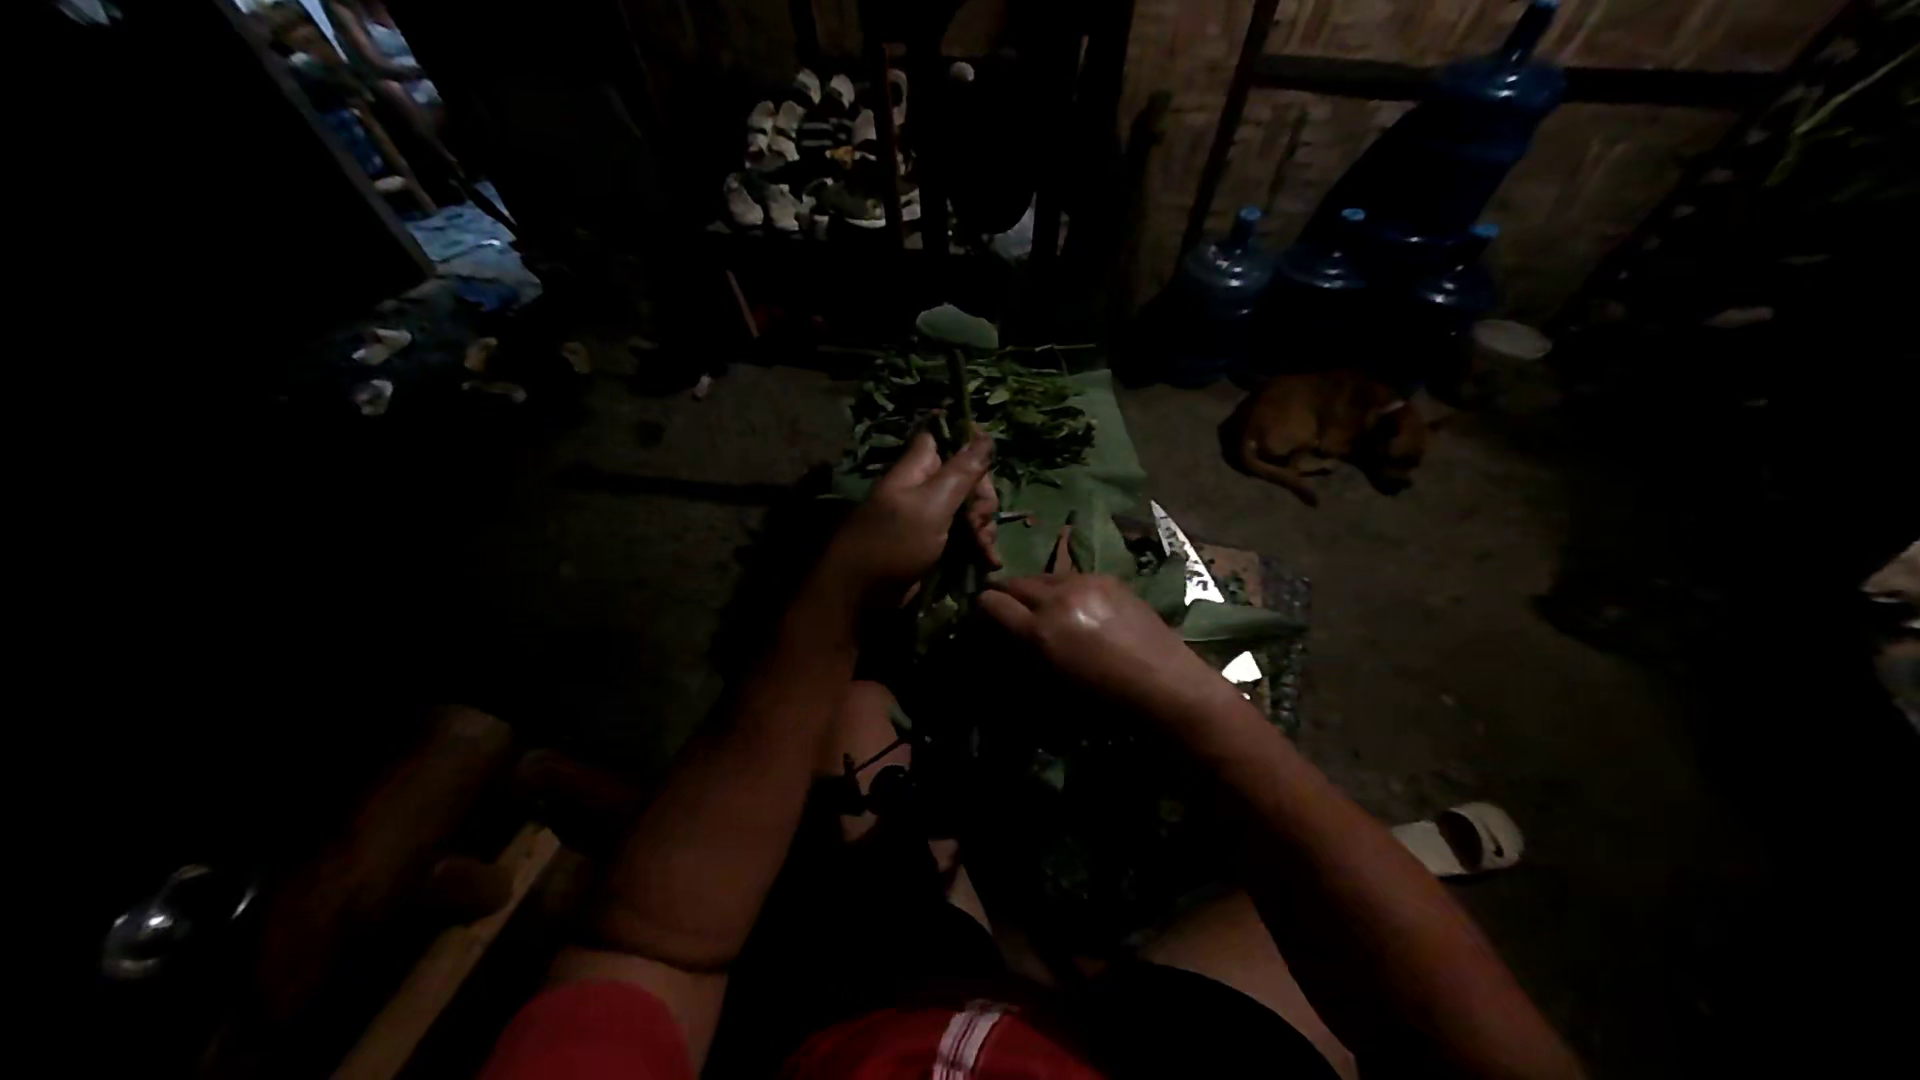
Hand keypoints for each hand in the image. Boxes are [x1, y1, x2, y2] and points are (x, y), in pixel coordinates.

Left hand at [819, 431, 997, 601]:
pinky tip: (988, 560)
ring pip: (968, 509)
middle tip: (980, 523)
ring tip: (985, 550)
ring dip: (983, 527)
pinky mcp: (934, 544)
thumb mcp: (932, 504)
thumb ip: (960, 471)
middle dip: (982, 499)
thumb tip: (983, 436)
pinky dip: (978, 545)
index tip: (990, 463)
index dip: (969, 445)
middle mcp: (923, 489)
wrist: (863, 594)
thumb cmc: (894, 542)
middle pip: (965, 478)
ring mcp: (929, 517)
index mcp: (918, 470)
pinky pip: (964, 535)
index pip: (944, 439)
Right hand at [978, 573, 1233, 725]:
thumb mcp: (1052, 681)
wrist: (1165, 684)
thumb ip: (1024, 652)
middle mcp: (1058, 598)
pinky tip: (1073, 604)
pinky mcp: (1107, 578)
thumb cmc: (1105, 699)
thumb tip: (1006, 635)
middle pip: (1015, 582)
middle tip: (1005, 607)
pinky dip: (1063, 588)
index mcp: (1040, 631)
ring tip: (1040, 605)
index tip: (982, 614)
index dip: (982, 608)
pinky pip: (1072, 577)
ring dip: (1034, 588)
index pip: (993, 603)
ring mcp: (1085, 583)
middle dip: (1005, 594)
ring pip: (1043, 576)